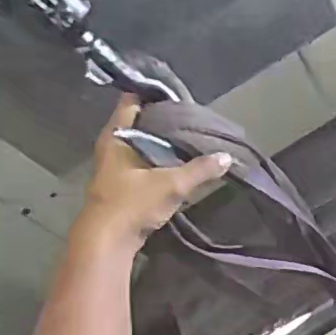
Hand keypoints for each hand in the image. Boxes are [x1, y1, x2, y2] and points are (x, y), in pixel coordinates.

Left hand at [74, 95, 232, 251]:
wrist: (109, 238)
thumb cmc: (133, 203)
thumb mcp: (172, 184)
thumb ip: (200, 170)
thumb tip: (226, 156)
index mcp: (117, 136)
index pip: (131, 102)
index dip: (152, 96)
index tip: (176, 97)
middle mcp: (112, 146)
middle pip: (137, 123)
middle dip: (160, 120)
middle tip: (188, 119)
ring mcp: (114, 166)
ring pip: (139, 145)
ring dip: (159, 143)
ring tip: (187, 141)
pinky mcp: (121, 184)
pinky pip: (141, 163)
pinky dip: (157, 160)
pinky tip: (176, 166)